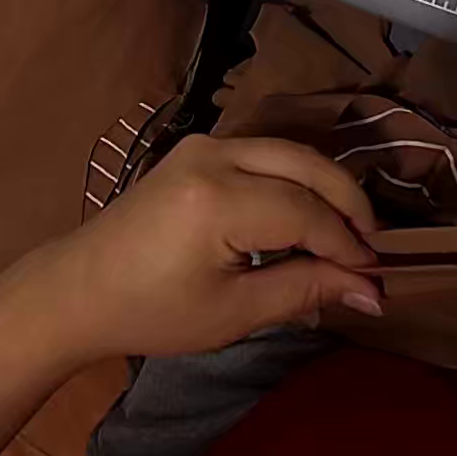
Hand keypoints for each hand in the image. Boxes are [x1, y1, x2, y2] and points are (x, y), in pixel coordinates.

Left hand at [5, 135, 382, 362]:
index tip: (373, 274)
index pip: (303, 211)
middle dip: (347, 200)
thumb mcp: (232, 312)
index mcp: (216, 200)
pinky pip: (264, 152)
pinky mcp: (201, 145)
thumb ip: (304, 289)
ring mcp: (205, 142)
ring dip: (324, 185)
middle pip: (304, 163)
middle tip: (372, 242)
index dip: (345, 241)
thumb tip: (369, 290)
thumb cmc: (153, 309)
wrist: (82, 284)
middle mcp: (214, 155)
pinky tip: (308, 208)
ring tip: (348, 228)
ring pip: (288, 150)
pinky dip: (295, 177)